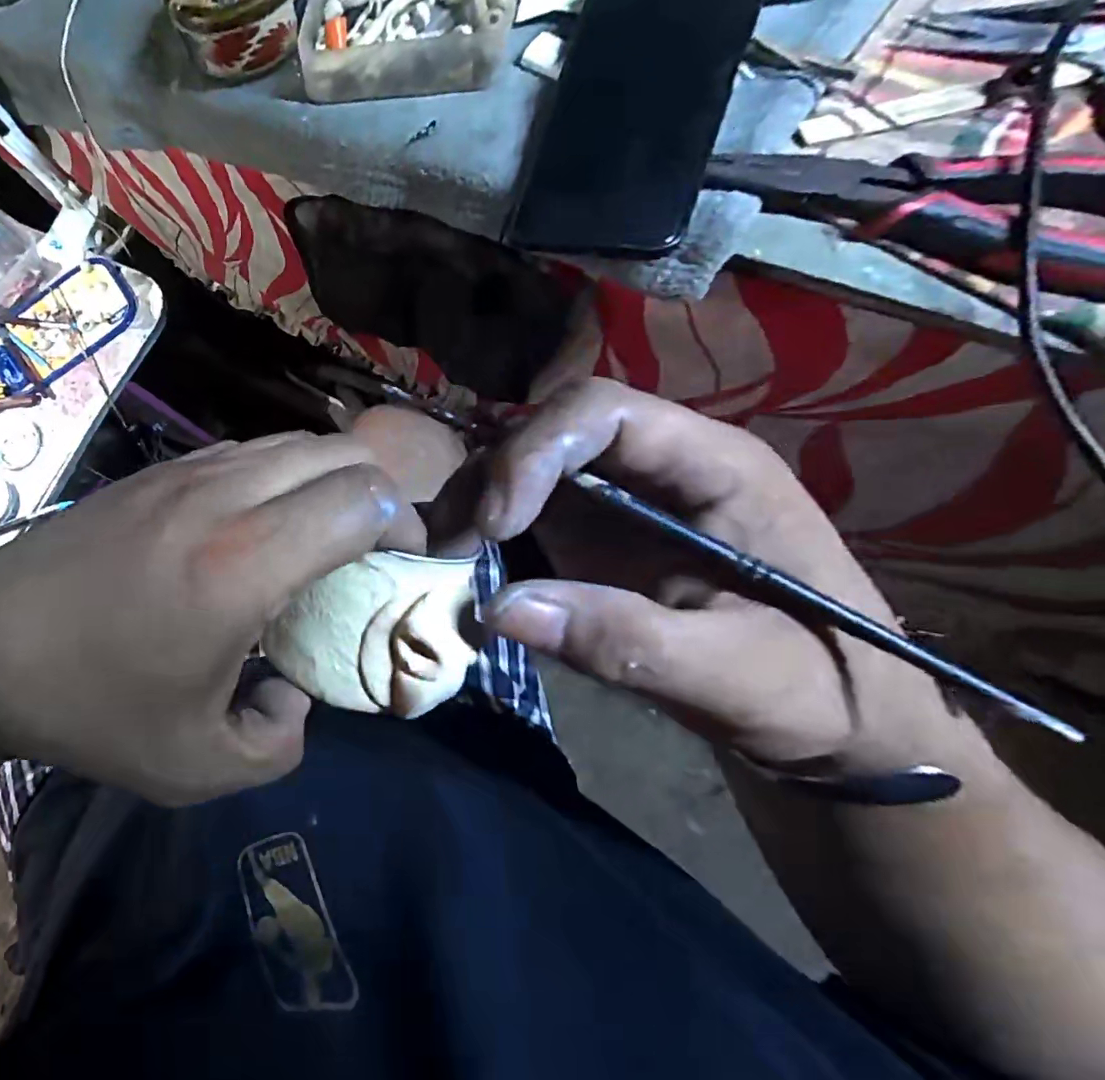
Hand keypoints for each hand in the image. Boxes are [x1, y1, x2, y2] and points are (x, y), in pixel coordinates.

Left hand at [0, 433, 423, 805]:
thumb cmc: (88, 708)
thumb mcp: (196, 766)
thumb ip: (278, 741)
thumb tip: (292, 693)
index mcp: (242, 565)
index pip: (362, 498)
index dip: (402, 524)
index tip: (399, 565)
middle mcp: (219, 499)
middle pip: (336, 451)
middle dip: (376, 490)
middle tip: (370, 547)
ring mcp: (179, 475)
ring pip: (286, 442)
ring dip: (322, 477)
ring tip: (315, 532)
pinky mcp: (148, 473)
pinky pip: (238, 452)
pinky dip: (274, 473)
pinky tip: (253, 524)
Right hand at [468, 378, 974, 771]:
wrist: (833, 716)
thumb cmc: (813, 685)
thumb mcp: (732, 674)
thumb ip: (623, 641)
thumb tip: (498, 608)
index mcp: (711, 469)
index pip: (600, 412)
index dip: (533, 452)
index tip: (495, 526)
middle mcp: (652, 468)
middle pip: (542, 433)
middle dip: (484, 481)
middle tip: (450, 551)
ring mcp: (614, 499)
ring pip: (515, 467)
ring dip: (468, 506)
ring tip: (446, 564)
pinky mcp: (586, 534)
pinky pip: (513, 510)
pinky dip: (474, 533)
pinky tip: (462, 571)